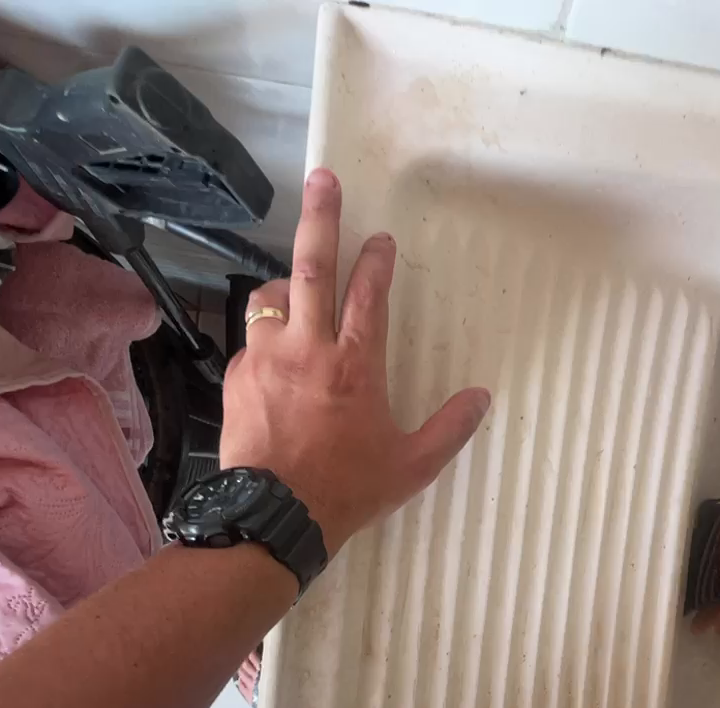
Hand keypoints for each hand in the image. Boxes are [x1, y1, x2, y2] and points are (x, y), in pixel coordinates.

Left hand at [218, 168, 490, 553]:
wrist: (275, 516)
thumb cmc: (349, 489)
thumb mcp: (413, 466)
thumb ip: (450, 429)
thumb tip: (481, 398)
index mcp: (355, 366)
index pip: (369, 295)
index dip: (377, 261)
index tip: (381, 238)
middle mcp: (309, 349)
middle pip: (313, 267)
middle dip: (321, 218)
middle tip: (324, 179)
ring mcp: (267, 359)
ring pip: (272, 296)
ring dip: (288, 282)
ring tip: (298, 286)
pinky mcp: (238, 377)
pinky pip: (252, 338)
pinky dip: (268, 332)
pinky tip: (277, 350)